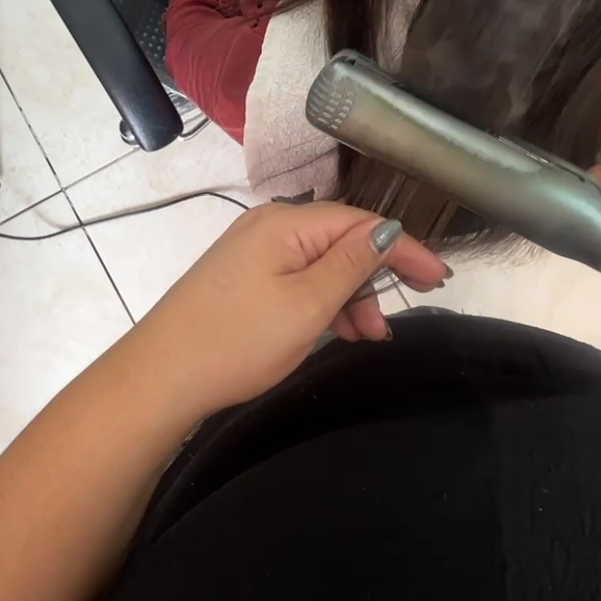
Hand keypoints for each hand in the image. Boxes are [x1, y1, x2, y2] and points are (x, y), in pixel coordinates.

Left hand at [122, 202, 448, 415]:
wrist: (160, 377)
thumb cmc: (239, 340)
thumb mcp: (307, 305)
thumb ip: (352, 263)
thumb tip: (388, 229)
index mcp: (287, 223)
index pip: (362, 223)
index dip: (404, 247)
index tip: (440, 278)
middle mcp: (269, 225)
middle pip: (340, 241)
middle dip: (372, 278)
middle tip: (390, 324)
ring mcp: (251, 249)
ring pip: (319, 263)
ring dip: (347, 295)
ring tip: (364, 337)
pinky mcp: (241, 274)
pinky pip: (296, 277)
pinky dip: (320, 301)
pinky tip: (333, 329)